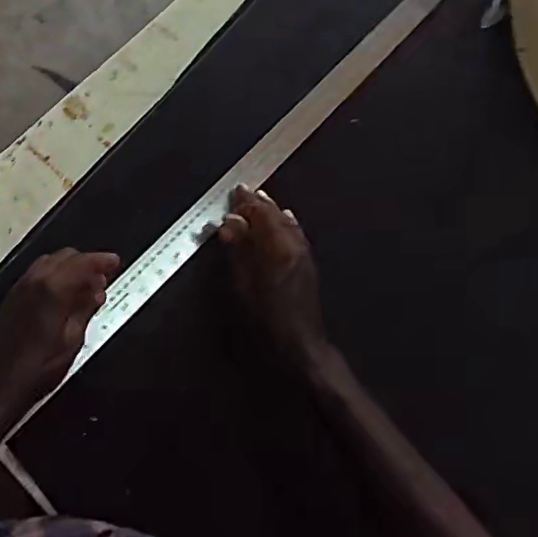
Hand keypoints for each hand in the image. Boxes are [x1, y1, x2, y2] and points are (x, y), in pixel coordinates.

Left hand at [0, 249, 120, 427]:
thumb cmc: (38, 369)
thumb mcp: (72, 341)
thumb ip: (85, 310)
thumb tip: (96, 292)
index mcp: (52, 289)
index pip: (82, 263)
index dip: (101, 260)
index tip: (114, 262)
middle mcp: (33, 280)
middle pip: (66, 256)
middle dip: (87, 263)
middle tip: (103, 278)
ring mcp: (20, 286)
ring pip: (50, 261)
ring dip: (70, 267)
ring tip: (86, 286)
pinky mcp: (12, 295)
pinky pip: (37, 272)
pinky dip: (55, 274)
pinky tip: (64, 292)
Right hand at [218, 185, 329, 368]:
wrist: (300, 345)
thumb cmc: (266, 317)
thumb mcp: (242, 284)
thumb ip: (237, 250)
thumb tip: (230, 224)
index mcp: (276, 246)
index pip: (260, 213)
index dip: (246, 202)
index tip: (235, 192)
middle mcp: (293, 244)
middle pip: (275, 214)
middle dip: (258, 202)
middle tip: (243, 192)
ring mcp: (304, 253)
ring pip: (286, 222)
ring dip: (271, 210)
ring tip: (259, 200)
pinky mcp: (307, 263)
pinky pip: (295, 232)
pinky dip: (285, 222)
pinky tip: (284, 219)